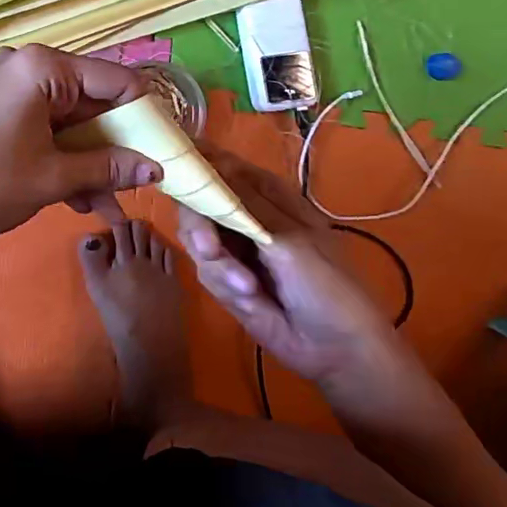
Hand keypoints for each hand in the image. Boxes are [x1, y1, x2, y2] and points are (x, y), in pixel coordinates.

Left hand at [0, 46, 162, 260]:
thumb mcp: (54, 178)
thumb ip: (109, 167)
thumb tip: (157, 169)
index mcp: (42, 67)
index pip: (115, 81)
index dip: (146, 115)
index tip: (170, 147)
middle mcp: (27, 66)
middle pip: (93, 101)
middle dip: (116, 147)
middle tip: (144, 182)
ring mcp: (10, 88)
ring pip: (70, 122)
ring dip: (92, 162)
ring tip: (113, 208)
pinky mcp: (0, 110)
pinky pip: (46, 129)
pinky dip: (64, 160)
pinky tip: (83, 201)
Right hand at [177, 146, 463, 434]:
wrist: (336, 350)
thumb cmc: (327, 284)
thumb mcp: (287, 238)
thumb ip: (243, 201)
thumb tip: (209, 156)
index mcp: (264, 192)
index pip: (218, 164)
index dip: (193, 163)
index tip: (170, 171)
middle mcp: (242, 213)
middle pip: (194, 202)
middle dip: (200, 228)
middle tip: (212, 250)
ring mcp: (232, 247)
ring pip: (194, 239)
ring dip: (219, 267)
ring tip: (248, 289)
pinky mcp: (224, 278)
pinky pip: (205, 271)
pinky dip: (225, 286)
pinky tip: (253, 300)